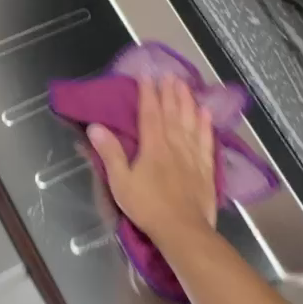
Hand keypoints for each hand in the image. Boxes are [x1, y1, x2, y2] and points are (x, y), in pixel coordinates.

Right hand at [87, 75, 217, 244]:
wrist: (182, 229)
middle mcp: (174, 145)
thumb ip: (110, 153)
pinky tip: (206, 114)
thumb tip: (96, 127)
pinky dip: (206, 126)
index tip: (147, 76)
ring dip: (187, 102)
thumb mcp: (120, 182)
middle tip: (169, 74)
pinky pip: (206, 141)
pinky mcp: (206, 168)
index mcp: (153, 146)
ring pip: (191, 122)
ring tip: (185, 85)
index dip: (148, 94)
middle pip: (172, 113)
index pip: (150, 114)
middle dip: (169, 92)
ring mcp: (192, 155)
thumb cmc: (147, 206)